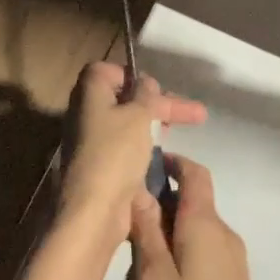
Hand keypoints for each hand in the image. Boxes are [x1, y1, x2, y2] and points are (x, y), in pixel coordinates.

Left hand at [58, 62, 205, 249]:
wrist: (93, 209)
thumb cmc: (115, 154)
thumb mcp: (138, 116)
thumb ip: (145, 95)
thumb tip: (145, 82)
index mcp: (89, 92)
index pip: (107, 70)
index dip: (132, 75)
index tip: (156, 88)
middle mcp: (86, 112)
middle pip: (124, 97)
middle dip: (158, 103)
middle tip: (193, 113)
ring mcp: (93, 139)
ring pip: (127, 122)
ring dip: (154, 123)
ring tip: (181, 131)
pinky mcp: (101, 164)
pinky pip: (125, 145)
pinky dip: (144, 144)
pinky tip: (163, 153)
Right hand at [127, 154, 279, 279]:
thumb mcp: (155, 276)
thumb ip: (145, 229)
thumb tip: (137, 187)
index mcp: (204, 223)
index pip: (194, 172)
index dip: (170, 162)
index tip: (140, 166)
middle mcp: (222, 233)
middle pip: (187, 203)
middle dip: (153, 211)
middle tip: (123, 236)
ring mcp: (230, 259)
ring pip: (189, 231)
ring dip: (160, 240)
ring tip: (133, 276)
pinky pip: (198, 252)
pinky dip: (174, 258)